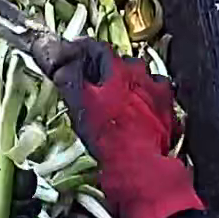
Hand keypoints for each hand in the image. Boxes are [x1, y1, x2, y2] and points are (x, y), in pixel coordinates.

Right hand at [44, 39, 202, 217]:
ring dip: (125, 87)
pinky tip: (132, 118)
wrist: (141, 169)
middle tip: (89, 86)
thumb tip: (48, 52)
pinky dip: (141, 104)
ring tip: (112, 104)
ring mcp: (160, 93)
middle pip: (119, 64)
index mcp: (119, 68)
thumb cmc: (107, 135)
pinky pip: (152, 100)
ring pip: (138, 81)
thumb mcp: (79, 103)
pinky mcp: (169, 113)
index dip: (78, 52)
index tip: (68, 60)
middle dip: (104, 71)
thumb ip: (66, 74)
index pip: (96, 48)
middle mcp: (143, 74)